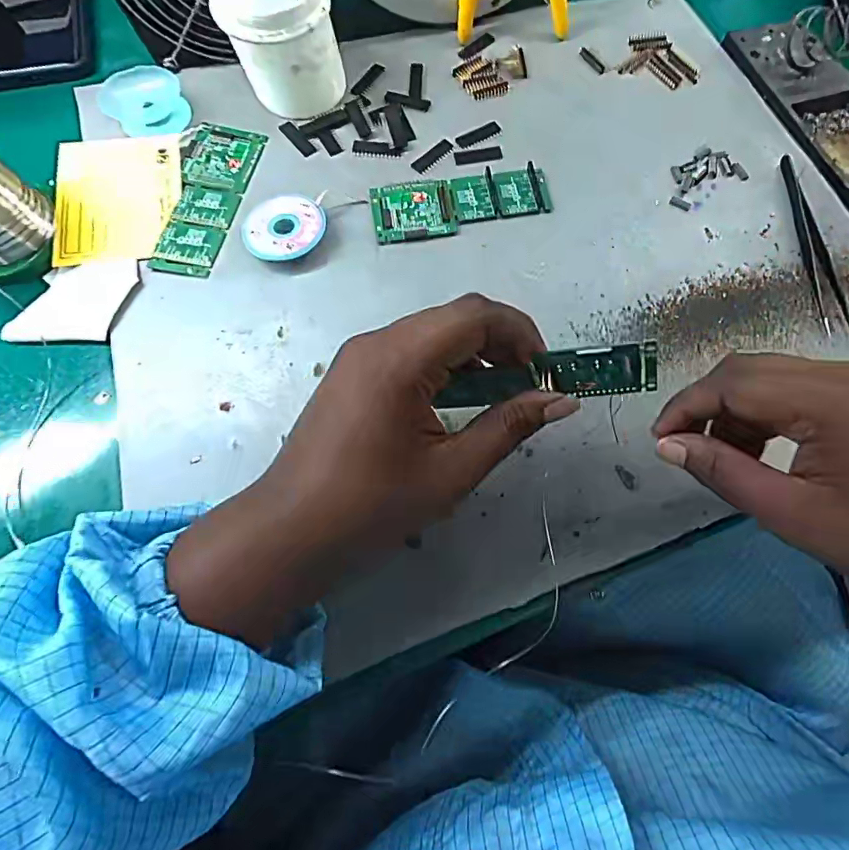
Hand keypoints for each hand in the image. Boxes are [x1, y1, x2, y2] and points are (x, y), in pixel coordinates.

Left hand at [168, 294, 579, 644]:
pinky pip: (412, 350)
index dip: (521, 334)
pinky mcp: (354, 371)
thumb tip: (561, 401)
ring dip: (476, 354)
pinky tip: (461, 401)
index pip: (475, 315)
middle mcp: (377, 342)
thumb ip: (509, 427)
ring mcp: (360, 354)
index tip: (545, 372)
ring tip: (502, 396)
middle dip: (503, 342)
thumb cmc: (370, 509)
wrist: (288, 534)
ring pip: (434, 331)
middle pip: (456, 317)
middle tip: (529, 385)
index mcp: (399, 359)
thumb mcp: (452, 471)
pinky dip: (446, 365)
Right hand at [652, 354, 848, 686]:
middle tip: (685, 450)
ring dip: (736, 409)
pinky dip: (768, 411)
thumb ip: (725, 473)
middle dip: (708, 405)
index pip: (734, 382)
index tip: (658, 441)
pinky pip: (800, 388)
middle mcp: (846, 373)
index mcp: (831, 398)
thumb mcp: (794, 516)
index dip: (686, 407)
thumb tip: (668, 445)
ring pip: (773, 376)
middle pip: (750, 369)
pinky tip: (762, 449)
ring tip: (724, 459)